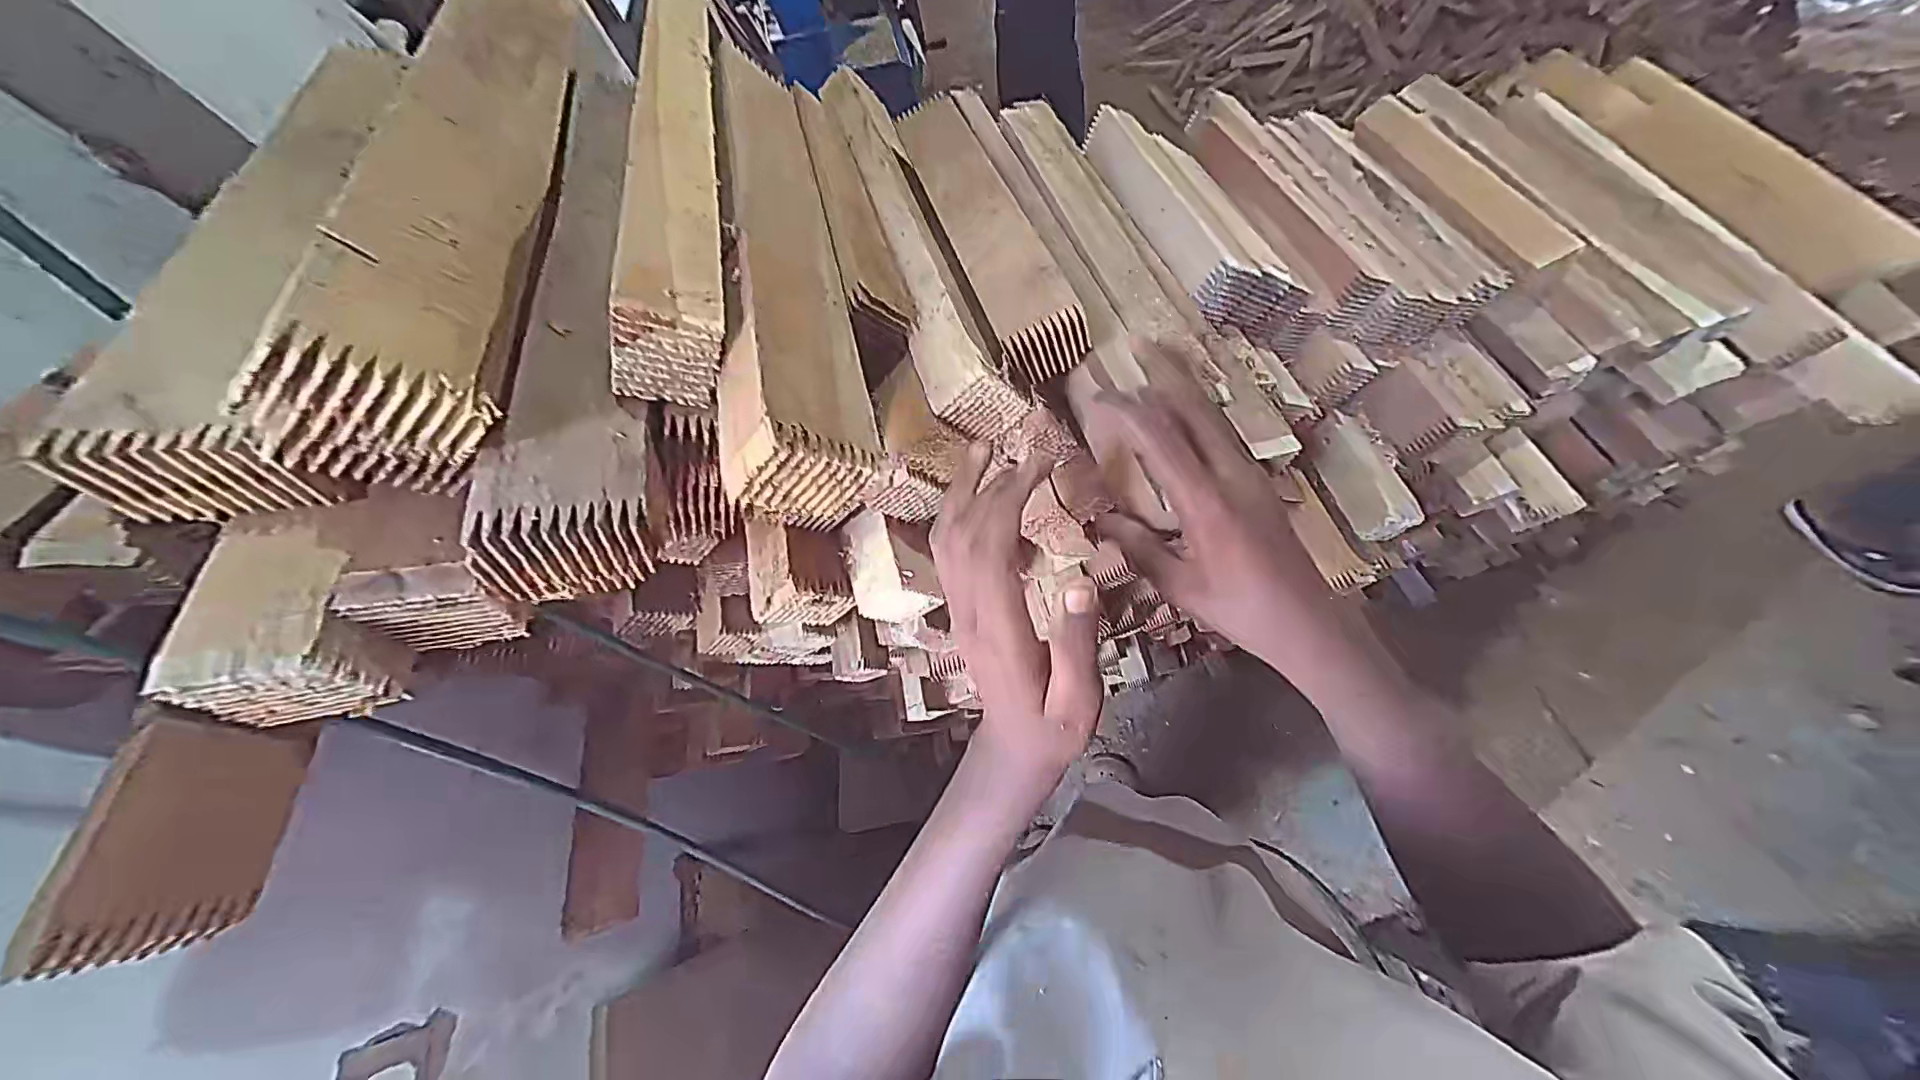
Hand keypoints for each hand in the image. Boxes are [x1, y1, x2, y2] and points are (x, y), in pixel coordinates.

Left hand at [930, 443, 1101, 793]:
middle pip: (961, 533)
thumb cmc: (1052, 726)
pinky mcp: (959, 609)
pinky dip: (963, 517)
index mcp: (998, 628)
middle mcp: (966, 611)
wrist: (1013, 748)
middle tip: (1019, 447)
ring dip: (961, 492)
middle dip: (988, 483)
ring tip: (983, 452)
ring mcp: (957, 609)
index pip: (992, 548)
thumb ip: (1077, 644)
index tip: (1038, 464)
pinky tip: (996, 506)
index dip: (1010, 499)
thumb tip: (1081, 582)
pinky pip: (948, 553)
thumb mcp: (1078, 699)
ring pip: (945, 539)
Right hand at [1090, 368, 1345, 669]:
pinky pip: (1224, 434)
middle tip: (1136, 350)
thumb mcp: (1181, 585)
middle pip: (1196, 410)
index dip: (1127, 412)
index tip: (1098, 397)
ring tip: (1156, 369)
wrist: (1309, 622)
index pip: (1161, 439)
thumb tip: (1099, 520)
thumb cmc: (1240, 609)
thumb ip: (1138, 548)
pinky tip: (1185, 415)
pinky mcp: (1261, 482)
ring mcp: (1253, 475)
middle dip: (1163, 376)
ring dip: (1183, 390)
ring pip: (1215, 417)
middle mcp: (1233, 476)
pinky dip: (1198, 414)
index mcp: (1207, 503)